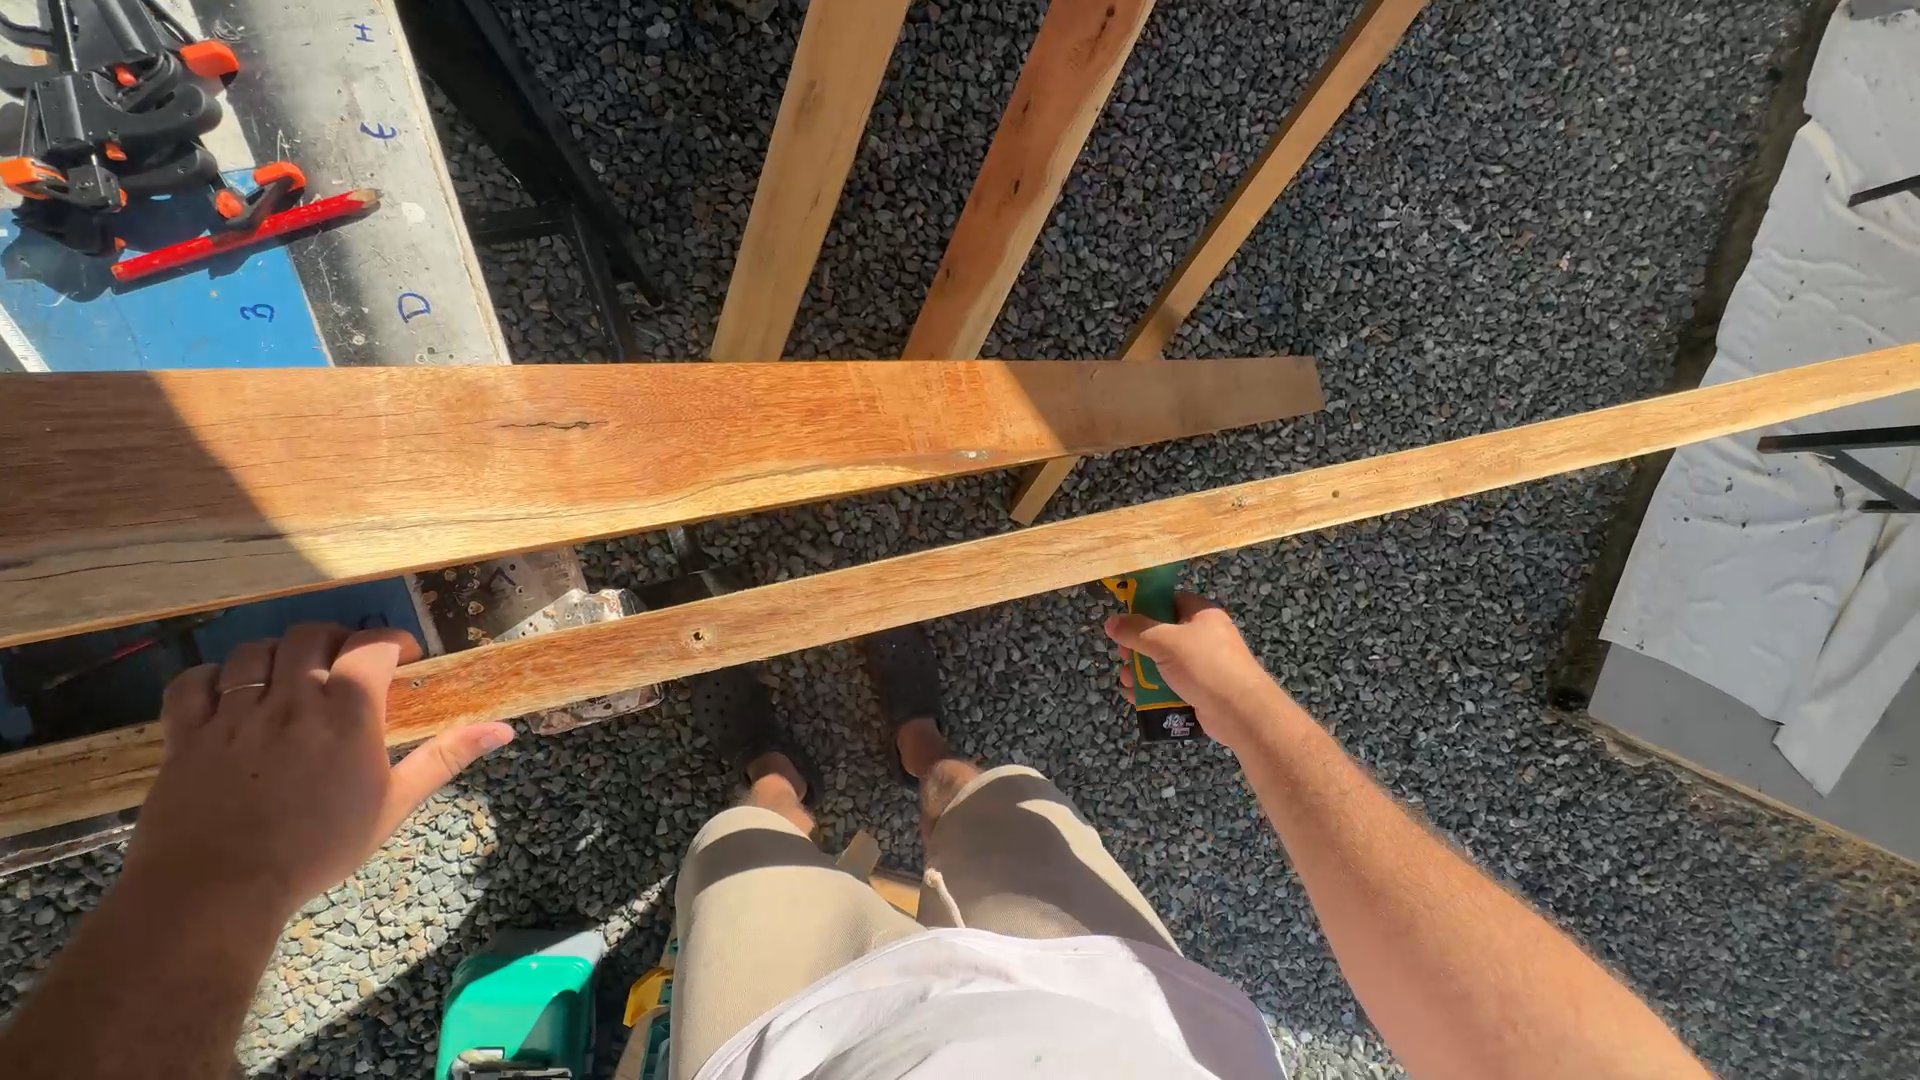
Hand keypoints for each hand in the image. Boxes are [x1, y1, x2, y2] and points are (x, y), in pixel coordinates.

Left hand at [125, 624, 514, 917]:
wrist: (216, 892)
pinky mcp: (185, 736)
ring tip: (294, 673)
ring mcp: (233, 716)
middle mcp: (291, 702)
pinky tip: (231, 690)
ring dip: (280, 652)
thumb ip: (446, 757)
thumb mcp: (395, 804)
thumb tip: (504, 729)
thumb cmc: (319, 847)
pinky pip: (193, 683)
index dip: (391, 641)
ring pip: (255, 652)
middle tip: (349, 661)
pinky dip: (215, 675)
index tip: (404, 657)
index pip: (370, 647)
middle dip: (336, 638)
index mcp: (347, 715)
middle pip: (310, 636)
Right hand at [1103, 593, 1296, 751]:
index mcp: (1201, 614)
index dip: (1145, 608)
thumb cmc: (1205, 666)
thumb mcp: (1165, 642)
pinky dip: (1153, 691)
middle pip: (1161, 635)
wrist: (1242, 713)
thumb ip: (1135, 630)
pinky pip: (1170, 685)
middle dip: (1137, 649)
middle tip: (1124, 657)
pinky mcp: (1200, 690)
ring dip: (1141, 673)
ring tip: (1127, 683)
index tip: (1124, 621)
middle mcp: (1204, 636)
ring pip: (1163, 663)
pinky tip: (1136, 698)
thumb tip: (1110, 622)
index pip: (1169, 601)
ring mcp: (1203, 666)